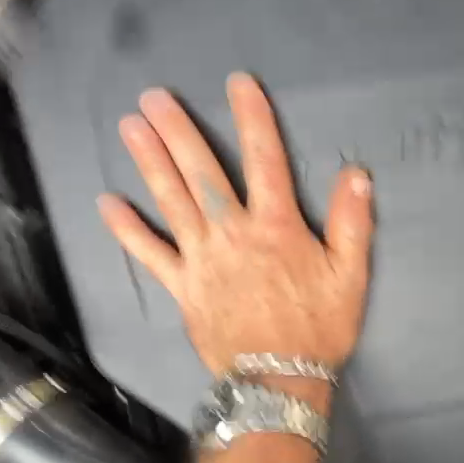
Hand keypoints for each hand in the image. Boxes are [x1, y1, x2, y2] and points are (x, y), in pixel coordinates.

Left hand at [97, 75, 373, 398]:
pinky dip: (128, 230)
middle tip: (154, 98)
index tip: (238, 84)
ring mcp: (201, 259)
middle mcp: (233, 233)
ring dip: (150, 163)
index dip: (253, 119)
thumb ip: (352, 223)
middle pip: (203, 173)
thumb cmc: (319, 326)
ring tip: (130, 128)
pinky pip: (151, 254)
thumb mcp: (350, 276)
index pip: (265, 161)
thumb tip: (356, 174)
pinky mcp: (183, 286)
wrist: (278, 378)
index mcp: (276, 226)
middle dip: (179, 133)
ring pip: (172, 202)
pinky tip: (108, 204)